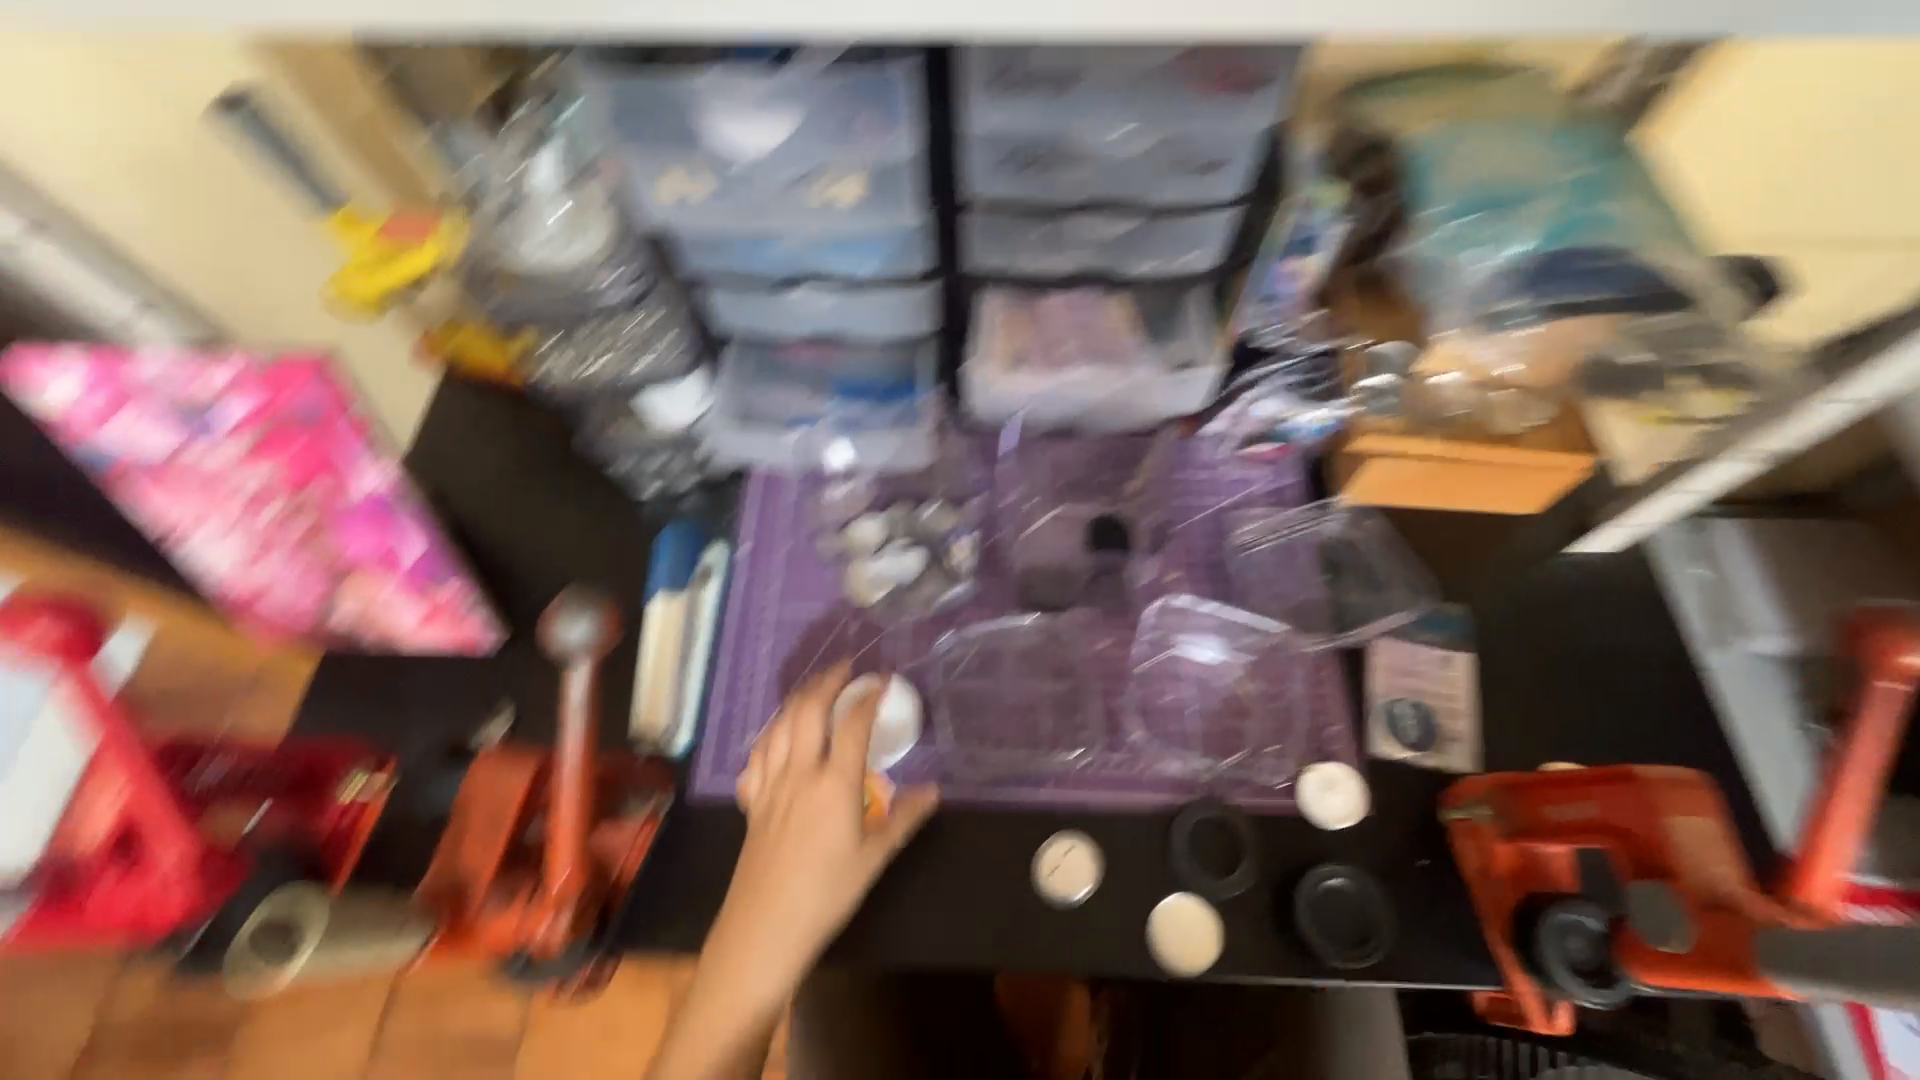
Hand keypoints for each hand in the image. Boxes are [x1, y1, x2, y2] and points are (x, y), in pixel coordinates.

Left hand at [711, 661, 939, 1000]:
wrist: (763, 931)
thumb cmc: (826, 896)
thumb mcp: (874, 859)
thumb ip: (903, 819)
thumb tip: (933, 791)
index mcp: (834, 783)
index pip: (853, 724)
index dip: (868, 696)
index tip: (883, 681)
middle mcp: (799, 774)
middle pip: (807, 711)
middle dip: (826, 682)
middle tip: (845, 670)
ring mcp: (770, 786)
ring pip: (778, 727)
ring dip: (796, 700)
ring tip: (813, 691)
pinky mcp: (751, 803)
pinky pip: (756, 756)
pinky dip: (769, 735)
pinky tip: (776, 737)